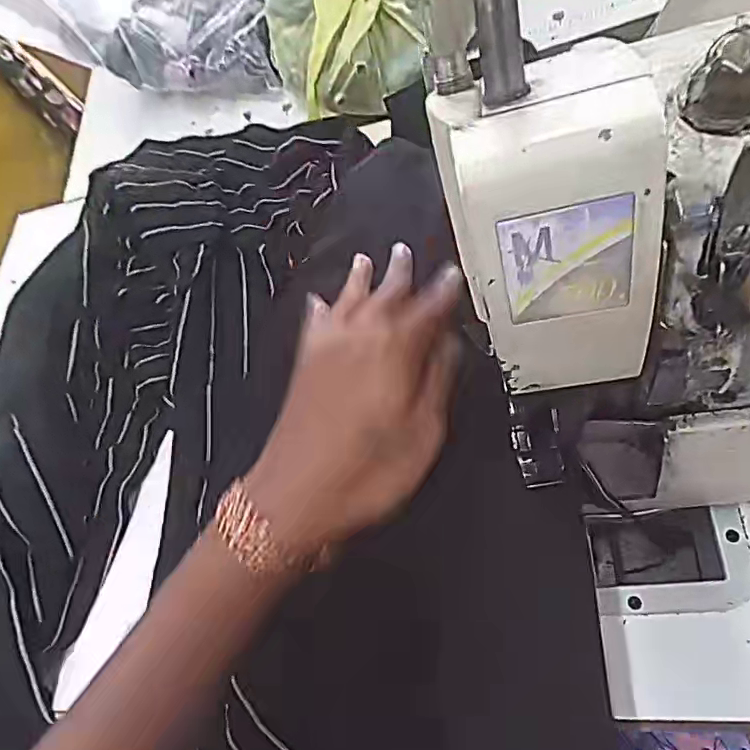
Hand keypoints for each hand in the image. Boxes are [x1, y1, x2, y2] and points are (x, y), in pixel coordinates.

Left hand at [240, 244, 464, 560]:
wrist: (296, 496)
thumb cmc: (367, 472)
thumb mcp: (424, 433)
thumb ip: (437, 381)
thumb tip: (448, 346)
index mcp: (394, 352)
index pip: (427, 311)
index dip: (443, 292)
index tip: (453, 275)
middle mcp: (359, 340)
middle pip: (385, 297)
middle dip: (400, 275)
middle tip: (408, 253)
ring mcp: (326, 351)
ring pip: (349, 301)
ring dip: (362, 280)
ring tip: (369, 260)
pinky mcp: (304, 367)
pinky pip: (315, 323)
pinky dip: (321, 308)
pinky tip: (320, 301)